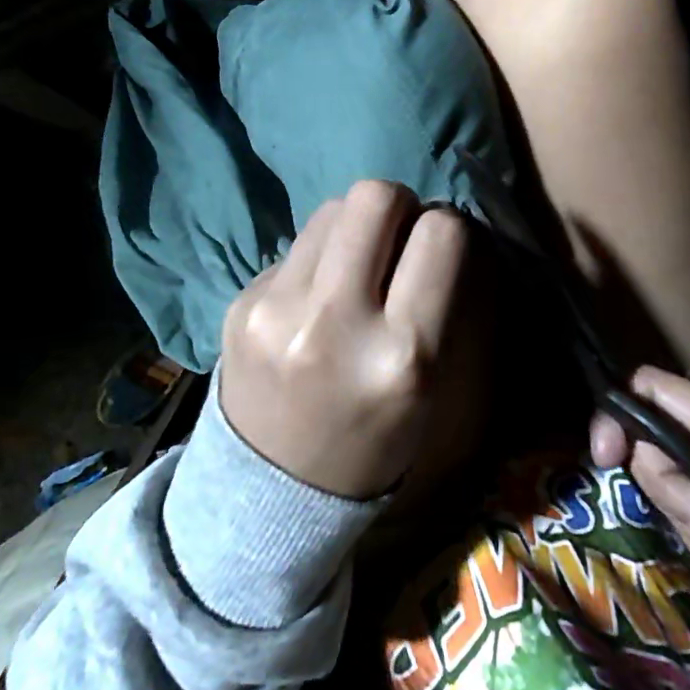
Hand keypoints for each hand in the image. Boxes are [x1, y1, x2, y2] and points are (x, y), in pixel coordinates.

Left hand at [221, 180, 467, 499]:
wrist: (272, 494)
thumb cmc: (374, 443)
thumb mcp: (433, 388)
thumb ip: (440, 301)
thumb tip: (436, 225)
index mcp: (404, 356)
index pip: (442, 235)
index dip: (449, 231)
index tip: (440, 251)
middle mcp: (337, 323)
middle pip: (377, 196)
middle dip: (400, 208)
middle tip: (397, 243)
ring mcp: (277, 309)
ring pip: (331, 207)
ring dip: (355, 227)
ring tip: (354, 268)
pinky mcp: (240, 302)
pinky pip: (296, 244)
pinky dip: (317, 257)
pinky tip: (313, 298)